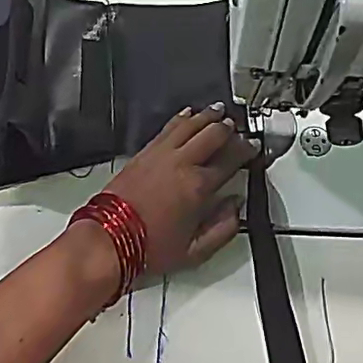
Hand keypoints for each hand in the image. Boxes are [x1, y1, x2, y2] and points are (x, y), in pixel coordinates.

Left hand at [101, 103, 258, 275]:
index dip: (246, 151)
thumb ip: (223, 229)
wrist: (109, 238)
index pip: (231, 160)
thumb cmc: (147, 246)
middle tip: (238, 127)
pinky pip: (167, 128)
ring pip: (190, 125)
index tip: (253, 148)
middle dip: (229, 128)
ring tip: (218, 111)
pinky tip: (187, 115)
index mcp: (198, 187)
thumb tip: (234, 209)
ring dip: (207, 116)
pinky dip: (181, 119)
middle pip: (213, 134)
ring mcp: (160, 155)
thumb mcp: (195, 251)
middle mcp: (181, 164)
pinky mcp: (143, 153)